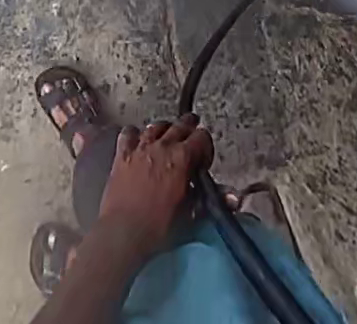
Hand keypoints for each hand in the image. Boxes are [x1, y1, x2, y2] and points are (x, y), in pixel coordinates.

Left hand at [94, 113, 214, 255]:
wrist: (125, 230)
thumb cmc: (161, 227)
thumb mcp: (191, 214)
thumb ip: (212, 200)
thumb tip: (234, 197)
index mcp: (182, 158)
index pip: (201, 137)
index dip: (206, 146)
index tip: (204, 160)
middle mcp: (162, 145)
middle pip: (180, 125)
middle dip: (189, 128)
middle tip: (192, 134)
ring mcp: (140, 146)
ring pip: (156, 126)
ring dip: (165, 129)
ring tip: (168, 135)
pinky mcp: (122, 152)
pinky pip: (129, 132)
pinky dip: (135, 134)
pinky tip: (138, 140)